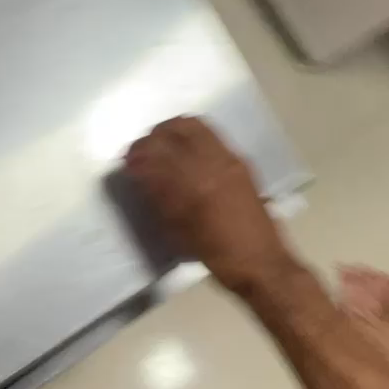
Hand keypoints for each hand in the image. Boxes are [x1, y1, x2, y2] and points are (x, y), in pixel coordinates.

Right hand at [125, 117, 294, 295]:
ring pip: (193, 126)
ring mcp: (229, 159)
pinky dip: (190, 137)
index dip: (137, 156)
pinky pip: (210, 136)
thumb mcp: (179, 232)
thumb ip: (160, 200)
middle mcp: (213, 164)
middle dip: (152, 139)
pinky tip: (183, 153)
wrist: (261, 262)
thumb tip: (141, 177)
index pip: (157, 155)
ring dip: (170, 132)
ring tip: (160, 148)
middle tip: (140, 153)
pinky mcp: (240, 162)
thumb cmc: (216, 255)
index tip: (126, 163)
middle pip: (174, 130)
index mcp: (195, 185)